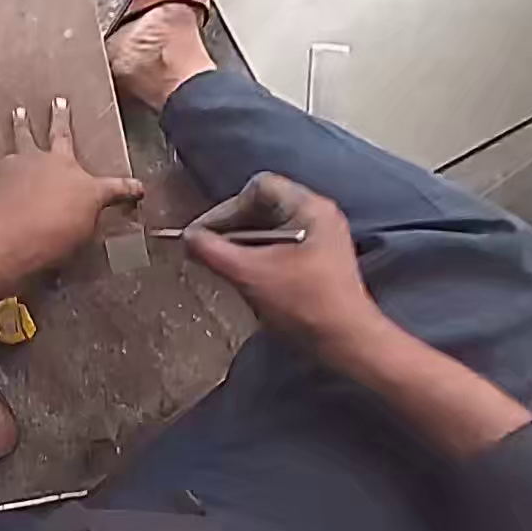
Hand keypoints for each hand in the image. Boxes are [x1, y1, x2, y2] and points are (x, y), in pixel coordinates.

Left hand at [0, 97, 144, 277]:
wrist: (8, 235)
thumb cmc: (52, 240)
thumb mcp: (79, 238)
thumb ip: (83, 223)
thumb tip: (83, 219)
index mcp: (85, 185)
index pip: (115, 187)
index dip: (128, 190)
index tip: (138, 189)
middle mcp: (55, 166)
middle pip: (61, 135)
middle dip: (61, 119)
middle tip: (58, 101)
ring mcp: (22, 166)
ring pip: (22, 138)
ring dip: (20, 125)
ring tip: (18, 112)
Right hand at [183, 173, 383, 345]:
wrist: (345, 342)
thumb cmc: (303, 305)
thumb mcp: (250, 275)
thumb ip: (212, 251)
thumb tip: (187, 237)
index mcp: (309, 209)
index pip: (257, 188)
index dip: (225, 209)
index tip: (202, 235)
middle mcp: (315, 216)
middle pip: (259, 205)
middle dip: (228, 226)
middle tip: (203, 249)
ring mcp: (316, 237)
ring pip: (264, 226)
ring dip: (237, 242)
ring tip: (216, 262)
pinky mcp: (313, 259)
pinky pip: (273, 244)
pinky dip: (251, 254)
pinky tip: (237, 272)